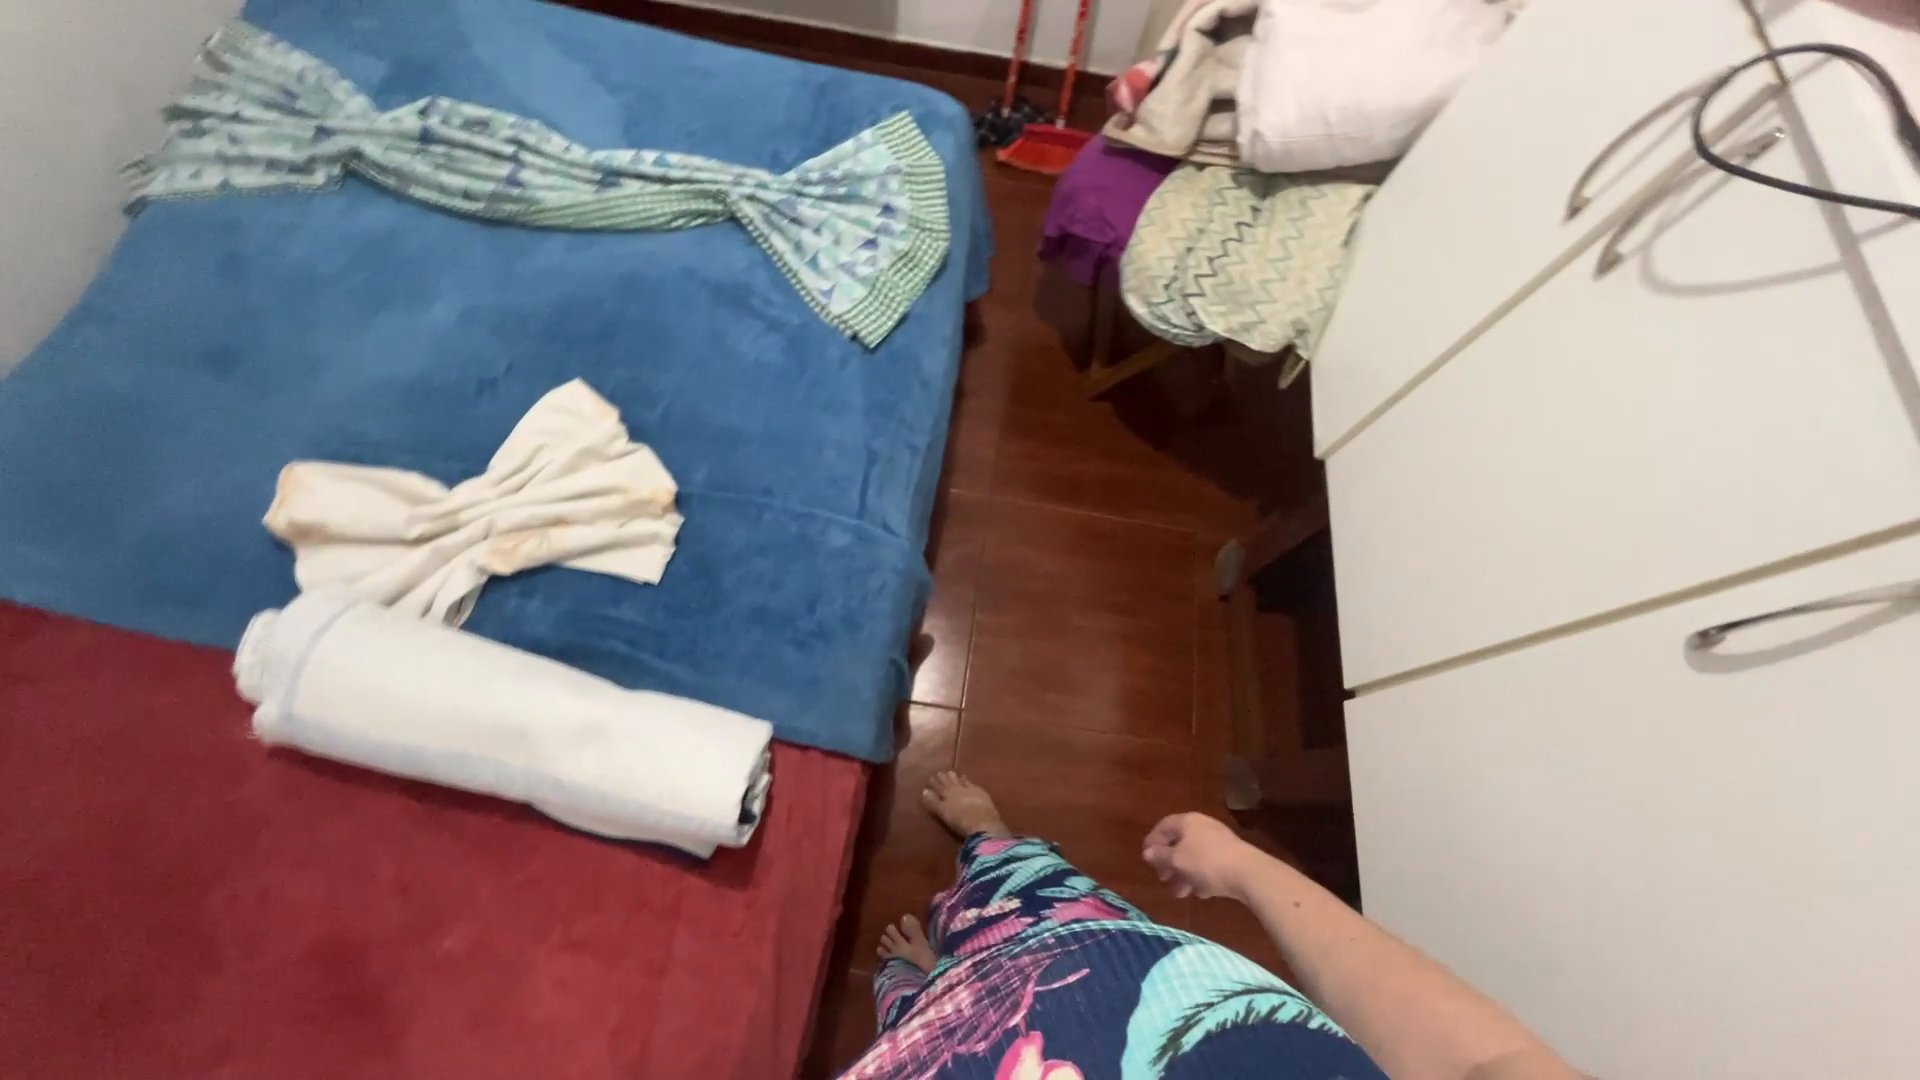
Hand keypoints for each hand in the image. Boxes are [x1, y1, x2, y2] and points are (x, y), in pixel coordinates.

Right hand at [1142, 812, 1261, 900]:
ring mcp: (1219, 840)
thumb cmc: (1206, 862)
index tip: (1146, 859)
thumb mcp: (1177, 860)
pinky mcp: (1232, 856)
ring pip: (1194, 856)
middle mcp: (1202, 826)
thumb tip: (1147, 852)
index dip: (1152, 842)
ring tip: (1180, 893)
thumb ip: (1160, 856)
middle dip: (1169, 863)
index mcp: (1187, 821)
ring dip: (1184, 874)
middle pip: (1179, 842)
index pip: (1163, 826)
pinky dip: (1201, 876)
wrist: (1249, 873)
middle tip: (1163, 879)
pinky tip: (1201, 893)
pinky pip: (1210, 863)